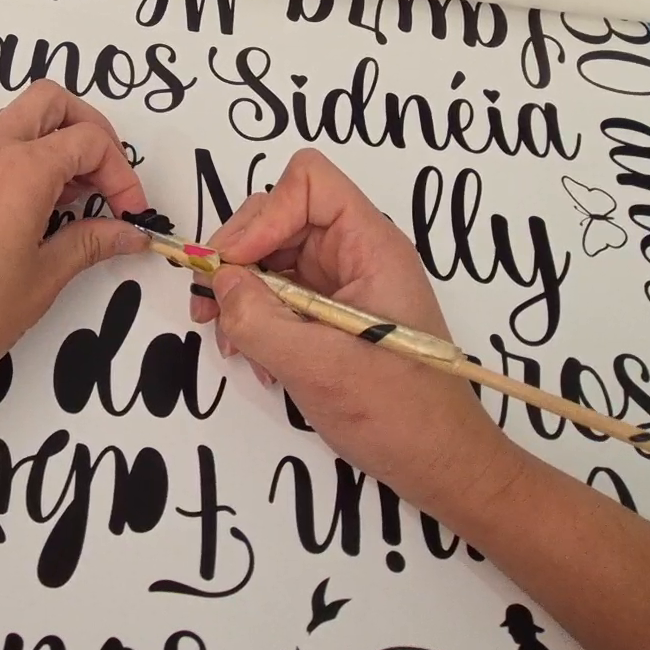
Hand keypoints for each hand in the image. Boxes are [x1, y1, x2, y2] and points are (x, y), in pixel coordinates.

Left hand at [0, 81, 149, 442]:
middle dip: (90, 131)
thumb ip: (88, 244)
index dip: (122, 174)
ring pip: (17, 120)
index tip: (131, 215)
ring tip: (72, 203)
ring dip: (54, 144)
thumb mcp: (39, 281)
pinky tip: (31, 215)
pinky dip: (22, 162)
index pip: (89, 140)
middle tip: (105, 183)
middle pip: (51, 101)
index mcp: (20, 169)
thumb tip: (129, 233)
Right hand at [193, 148, 523, 518]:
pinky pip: (271, 290)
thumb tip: (218, 279)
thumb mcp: (318, 366)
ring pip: (266, 253)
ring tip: (224, 336)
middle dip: (235, 255)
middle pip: (275, 214)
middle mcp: (351, 251)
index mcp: (369, 245)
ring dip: (235, 290)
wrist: (440, 468)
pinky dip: (249, 315)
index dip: (265, 215)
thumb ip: (258, 317)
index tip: (236, 264)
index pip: (309, 182)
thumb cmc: (397, 413)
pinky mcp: (323, 309)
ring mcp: (336, 280)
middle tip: (209, 303)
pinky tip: (249, 353)